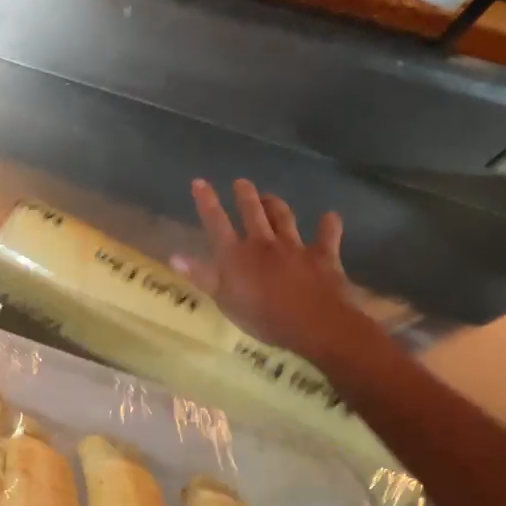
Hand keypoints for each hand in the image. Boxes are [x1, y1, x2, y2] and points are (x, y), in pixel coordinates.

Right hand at [170, 179, 376, 363]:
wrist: (315, 323)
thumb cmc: (263, 316)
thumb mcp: (224, 300)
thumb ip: (200, 276)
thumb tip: (173, 256)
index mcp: (235, 254)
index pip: (216, 221)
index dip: (206, 201)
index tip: (200, 182)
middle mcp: (263, 243)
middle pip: (252, 212)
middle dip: (246, 195)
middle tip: (242, 182)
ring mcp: (295, 247)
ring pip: (284, 218)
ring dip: (277, 205)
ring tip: (271, 197)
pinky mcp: (323, 257)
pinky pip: (327, 237)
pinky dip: (329, 225)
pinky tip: (331, 216)